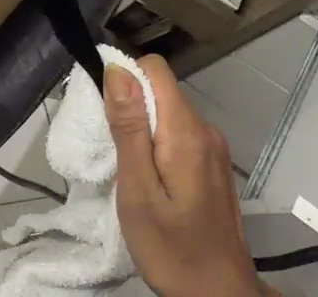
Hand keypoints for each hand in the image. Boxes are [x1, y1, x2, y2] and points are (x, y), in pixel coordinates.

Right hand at [108, 58, 267, 296]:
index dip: (124, 77)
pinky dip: (158, 144)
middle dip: (130, 106)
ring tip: (127, 168)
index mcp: (186, 132)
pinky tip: (150, 180)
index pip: (154, 69)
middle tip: (111, 148)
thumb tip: (117, 70)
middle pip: (160, 89)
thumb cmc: (172, 249)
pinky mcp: (213, 167)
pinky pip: (179, 134)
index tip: (104, 109)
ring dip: (142, 127)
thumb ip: (128, 128)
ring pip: (168, 112)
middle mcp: (205, 131)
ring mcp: (213, 150)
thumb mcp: (138, 190)